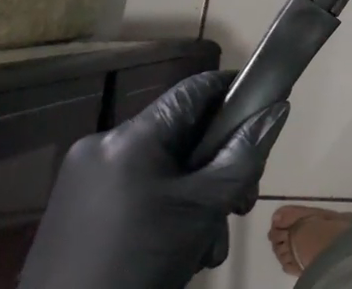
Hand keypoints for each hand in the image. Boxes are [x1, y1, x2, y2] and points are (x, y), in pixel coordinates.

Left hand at [18, 71, 289, 288]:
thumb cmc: (140, 262)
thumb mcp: (205, 208)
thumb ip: (245, 153)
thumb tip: (277, 108)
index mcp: (130, 137)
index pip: (196, 89)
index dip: (235, 93)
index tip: (265, 114)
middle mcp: (102, 145)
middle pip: (182, 133)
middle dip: (219, 164)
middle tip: (241, 203)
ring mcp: (83, 178)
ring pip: (163, 166)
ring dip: (196, 194)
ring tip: (209, 239)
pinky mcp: (75, 209)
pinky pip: (137, 189)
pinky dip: (165, 207)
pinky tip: (179, 245)